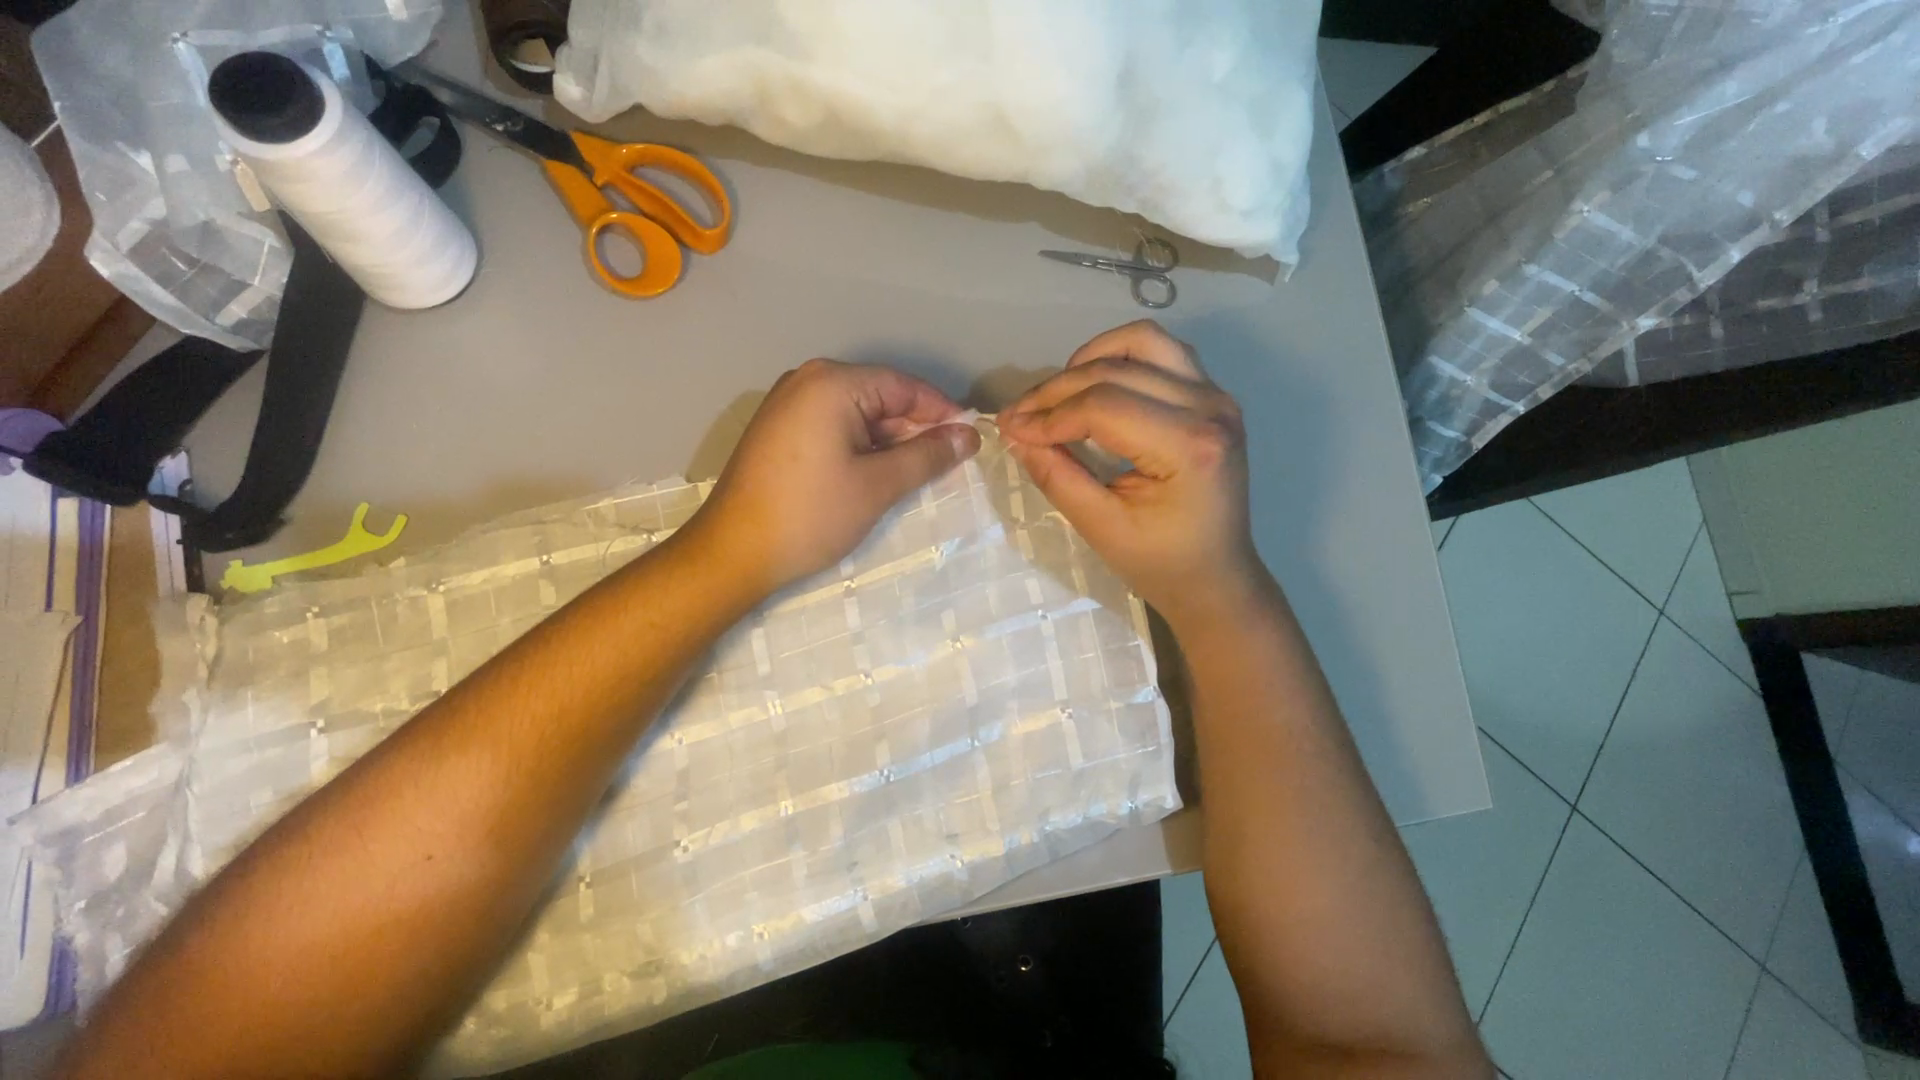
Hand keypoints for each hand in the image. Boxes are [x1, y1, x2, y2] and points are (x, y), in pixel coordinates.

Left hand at [687, 359, 981, 595]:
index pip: (904, 386)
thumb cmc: (811, 514)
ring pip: (856, 413)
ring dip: (888, 441)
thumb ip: (927, 455)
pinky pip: (832, 425)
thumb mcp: (878, 485)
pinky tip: (875, 474)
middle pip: (879, 396)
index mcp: (833, 383)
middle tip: (947, 463)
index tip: (969, 441)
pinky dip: (859, 445)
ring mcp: (787, 404)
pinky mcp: (777, 429)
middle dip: (914, 428)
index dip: (941, 412)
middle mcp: (807, 380)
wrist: (733, 551)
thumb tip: (968, 437)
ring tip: (915, 474)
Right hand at [997, 321, 1269, 628]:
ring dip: (1091, 360)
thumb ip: (1056, 475)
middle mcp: (1210, 407)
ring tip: (1059, 396)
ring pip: (1143, 341)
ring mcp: (1217, 396)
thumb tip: (1016, 433)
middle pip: (1116, 369)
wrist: (1216, 577)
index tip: (1010, 430)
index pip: (1103, 406)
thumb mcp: (1100, 527)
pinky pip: (1162, 353)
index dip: (1048, 416)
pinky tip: (1094, 389)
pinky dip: (1119, 359)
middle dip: (1057, 390)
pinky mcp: (1213, 395)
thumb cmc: (1160, 563)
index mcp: (1189, 446)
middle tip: (1019, 416)